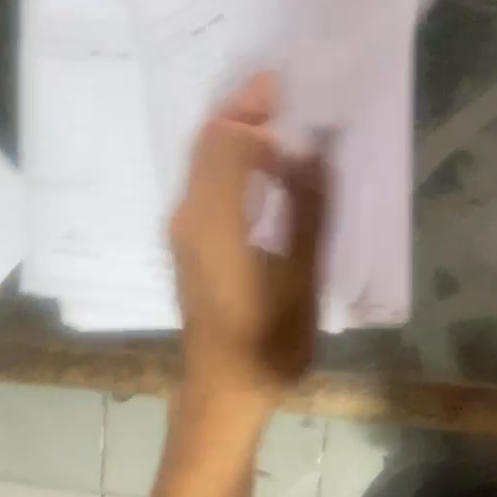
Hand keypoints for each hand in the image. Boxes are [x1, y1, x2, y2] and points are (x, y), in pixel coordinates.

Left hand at [169, 73, 329, 405]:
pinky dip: (231, 168)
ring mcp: (182, 233)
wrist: (224, 392)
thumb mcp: (301, 281)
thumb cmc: (268, 344)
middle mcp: (189, 216)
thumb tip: (314, 156)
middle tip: (289, 104)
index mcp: (215, 221)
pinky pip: (204, 187)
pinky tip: (264, 181)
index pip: (229, 138)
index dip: (262, 117)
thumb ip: (309, 214)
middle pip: (209, 140)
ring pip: (203, 162)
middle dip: (246, 115)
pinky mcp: (187, 248)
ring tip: (283, 136)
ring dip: (239, 140)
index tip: (300, 114)